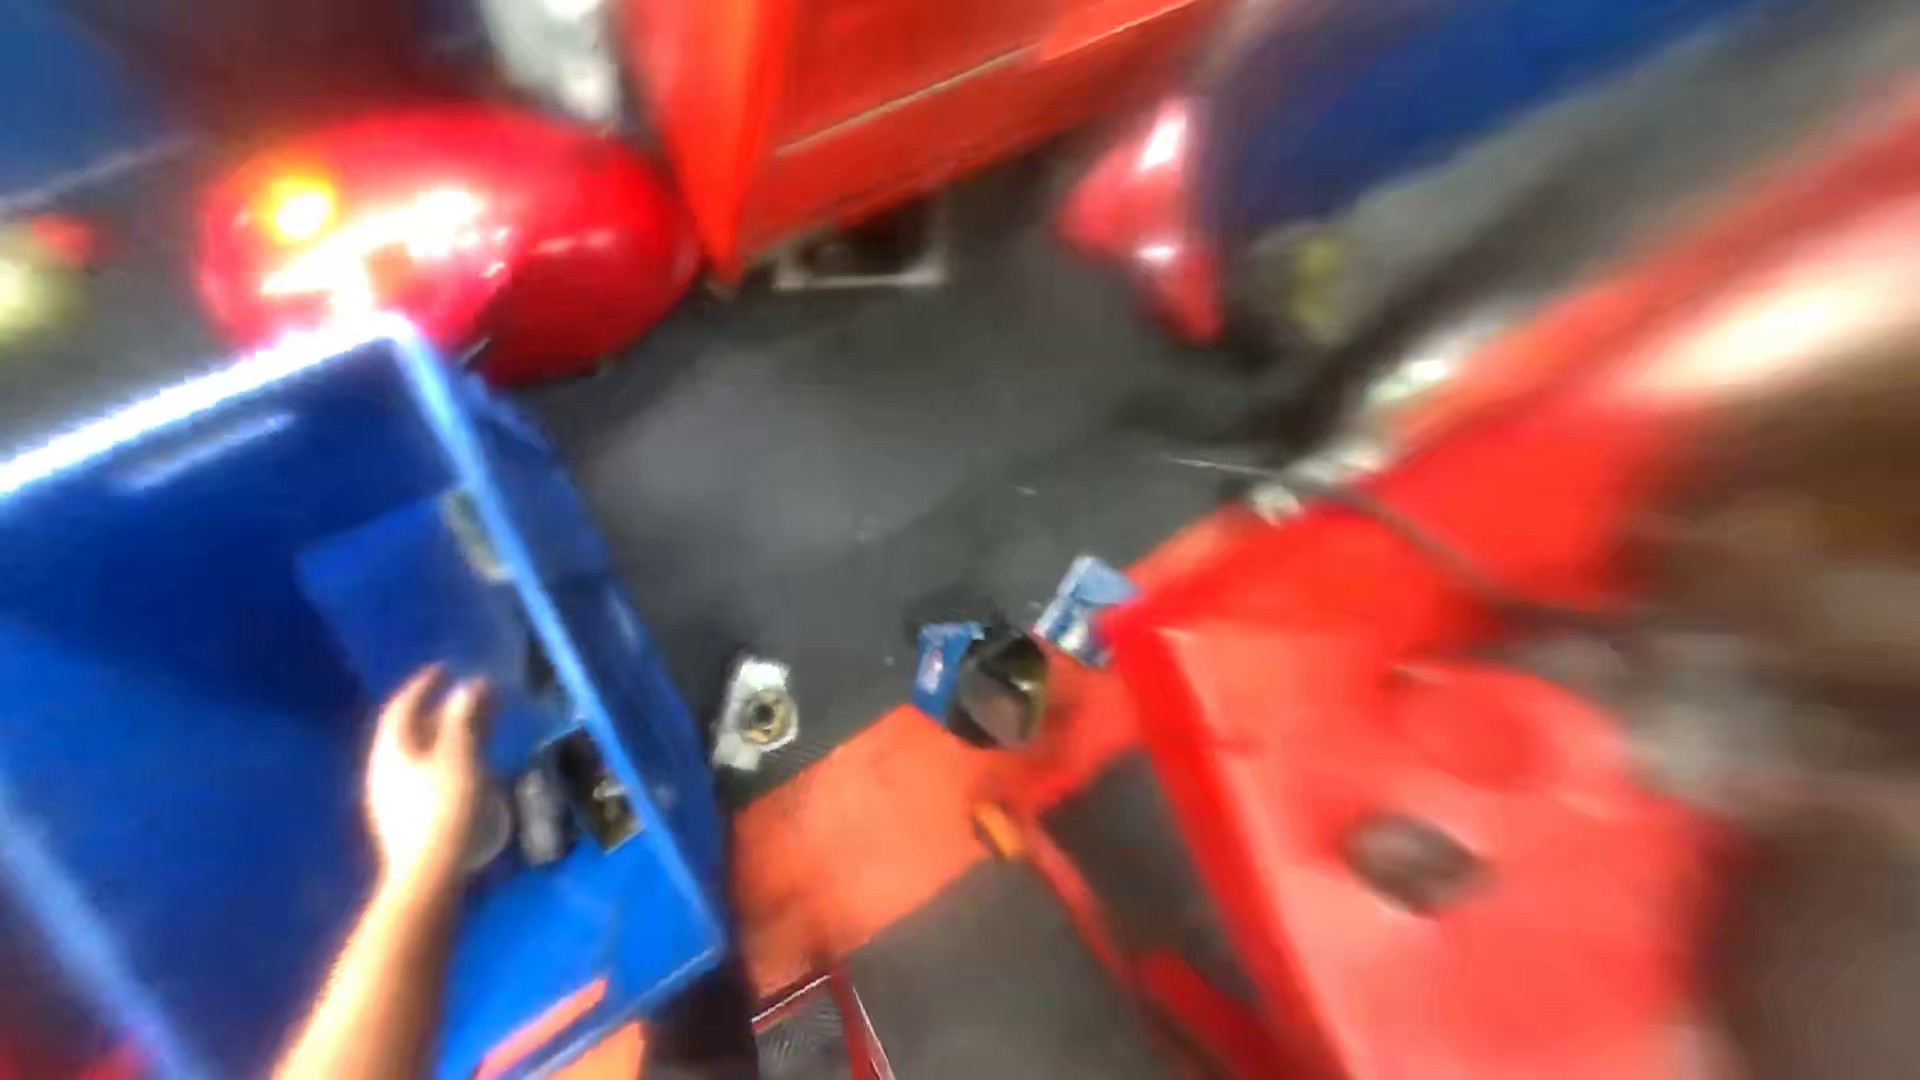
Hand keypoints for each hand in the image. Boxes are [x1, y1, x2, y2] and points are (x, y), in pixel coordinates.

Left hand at [365, 666, 493, 893]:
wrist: (432, 867)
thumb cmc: (445, 803)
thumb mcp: (460, 755)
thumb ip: (464, 719)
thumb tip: (468, 686)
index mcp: (393, 752)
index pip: (402, 709)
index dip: (422, 686)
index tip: (443, 668)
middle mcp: (387, 768)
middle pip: (414, 728)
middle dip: (443, 706)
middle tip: (472, 690)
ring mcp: (397, 792)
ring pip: (424, 748)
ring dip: (450, 728)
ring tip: (479, 716)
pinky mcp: (412, 810)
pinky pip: (431, 765)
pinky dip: (451, 748)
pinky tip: (470, 752)